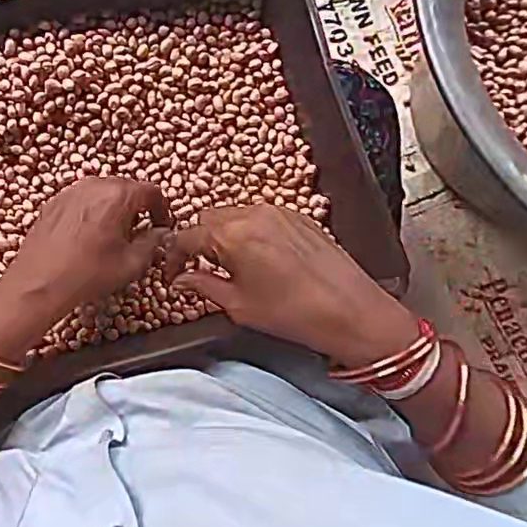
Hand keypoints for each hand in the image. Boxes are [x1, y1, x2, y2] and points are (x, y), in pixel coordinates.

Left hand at [0, 177, 171, 333]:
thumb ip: (152, 243)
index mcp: (117, 196)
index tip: (161, 225)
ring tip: (114, 236)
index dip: (161, 210)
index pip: (151, 192)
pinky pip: (81, 201)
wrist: (39, 283)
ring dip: (113, 209)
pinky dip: (91, 212)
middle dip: (137, 208)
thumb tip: (159, 235)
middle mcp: (93, 187)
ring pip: (102, 193)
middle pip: (126, 188)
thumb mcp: (130, 263)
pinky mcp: (53, 204)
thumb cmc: (84, 274)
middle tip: (140, 232)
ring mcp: (70, 193)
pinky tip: (89, 237)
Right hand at [165, 205, 413, 365]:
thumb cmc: (296, 313)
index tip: (174, 273)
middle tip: (199, 269)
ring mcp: (279, 212)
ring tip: (230, 266)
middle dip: (198, 242)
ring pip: (234, 215)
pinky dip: (249, 232)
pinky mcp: (299, 217)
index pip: (186, 236)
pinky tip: (258, 259)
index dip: (173, 256)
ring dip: (223, 235)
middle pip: (207, 219)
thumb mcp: (238, 305)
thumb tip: (182, 279)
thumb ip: (203, 286)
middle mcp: (253, 215)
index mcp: (232, 235)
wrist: (352, 312)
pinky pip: (260, 217)